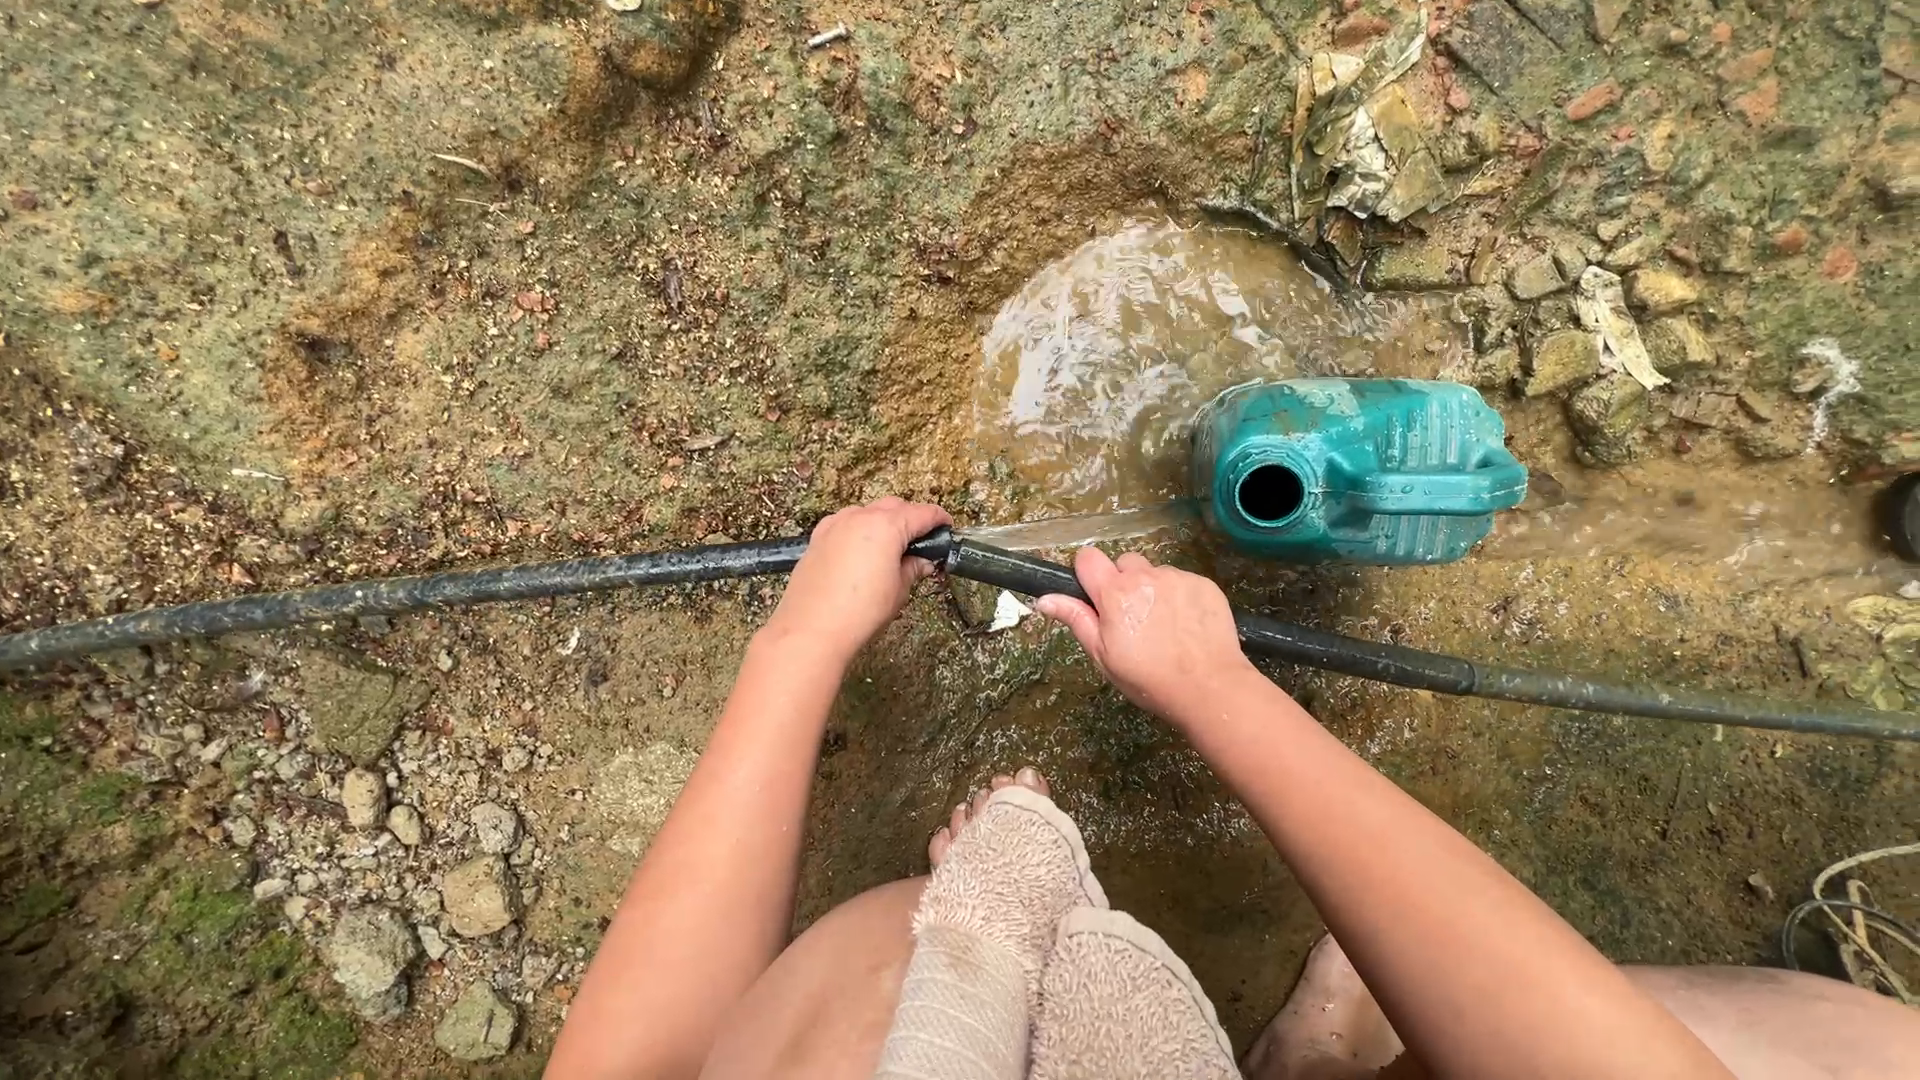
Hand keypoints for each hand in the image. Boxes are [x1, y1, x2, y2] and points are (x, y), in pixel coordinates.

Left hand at [761, 497, 951, 665]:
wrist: (812, 629)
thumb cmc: (858, 611)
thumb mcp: (898, 590)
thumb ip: (912, 569)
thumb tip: (921, 562)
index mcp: (886, 526)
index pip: (921, 513)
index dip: (938, 519)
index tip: (946, 526)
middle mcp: (859, 518)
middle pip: (894, 506)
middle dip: (911, 518)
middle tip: (922, 541)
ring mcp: (835, 525)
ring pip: (867, 512)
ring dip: (883, 521)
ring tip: (892, 547)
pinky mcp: (817, 538)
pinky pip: (845, 523)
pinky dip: (859, 529)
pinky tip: (863, 550)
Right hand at [1034, 548, 1261, 723]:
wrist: (1208, 687)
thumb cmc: (1148, 678)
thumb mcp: (1103, 655)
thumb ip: (1076, 619)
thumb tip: (1045, 599)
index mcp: (1114, 593)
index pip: (1088, 557)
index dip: (1088, 573)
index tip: (1095, 594)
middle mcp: (1145, 576)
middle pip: (1124, 563)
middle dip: (1123, 582)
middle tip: (1131, 617)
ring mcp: (1177, 577)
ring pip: (1155, 572)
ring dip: (1153, 589)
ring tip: (1162, 625)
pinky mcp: (1204, 584)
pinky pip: (1182, 580)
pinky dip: (1179, 596)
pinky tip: (1184, 625)